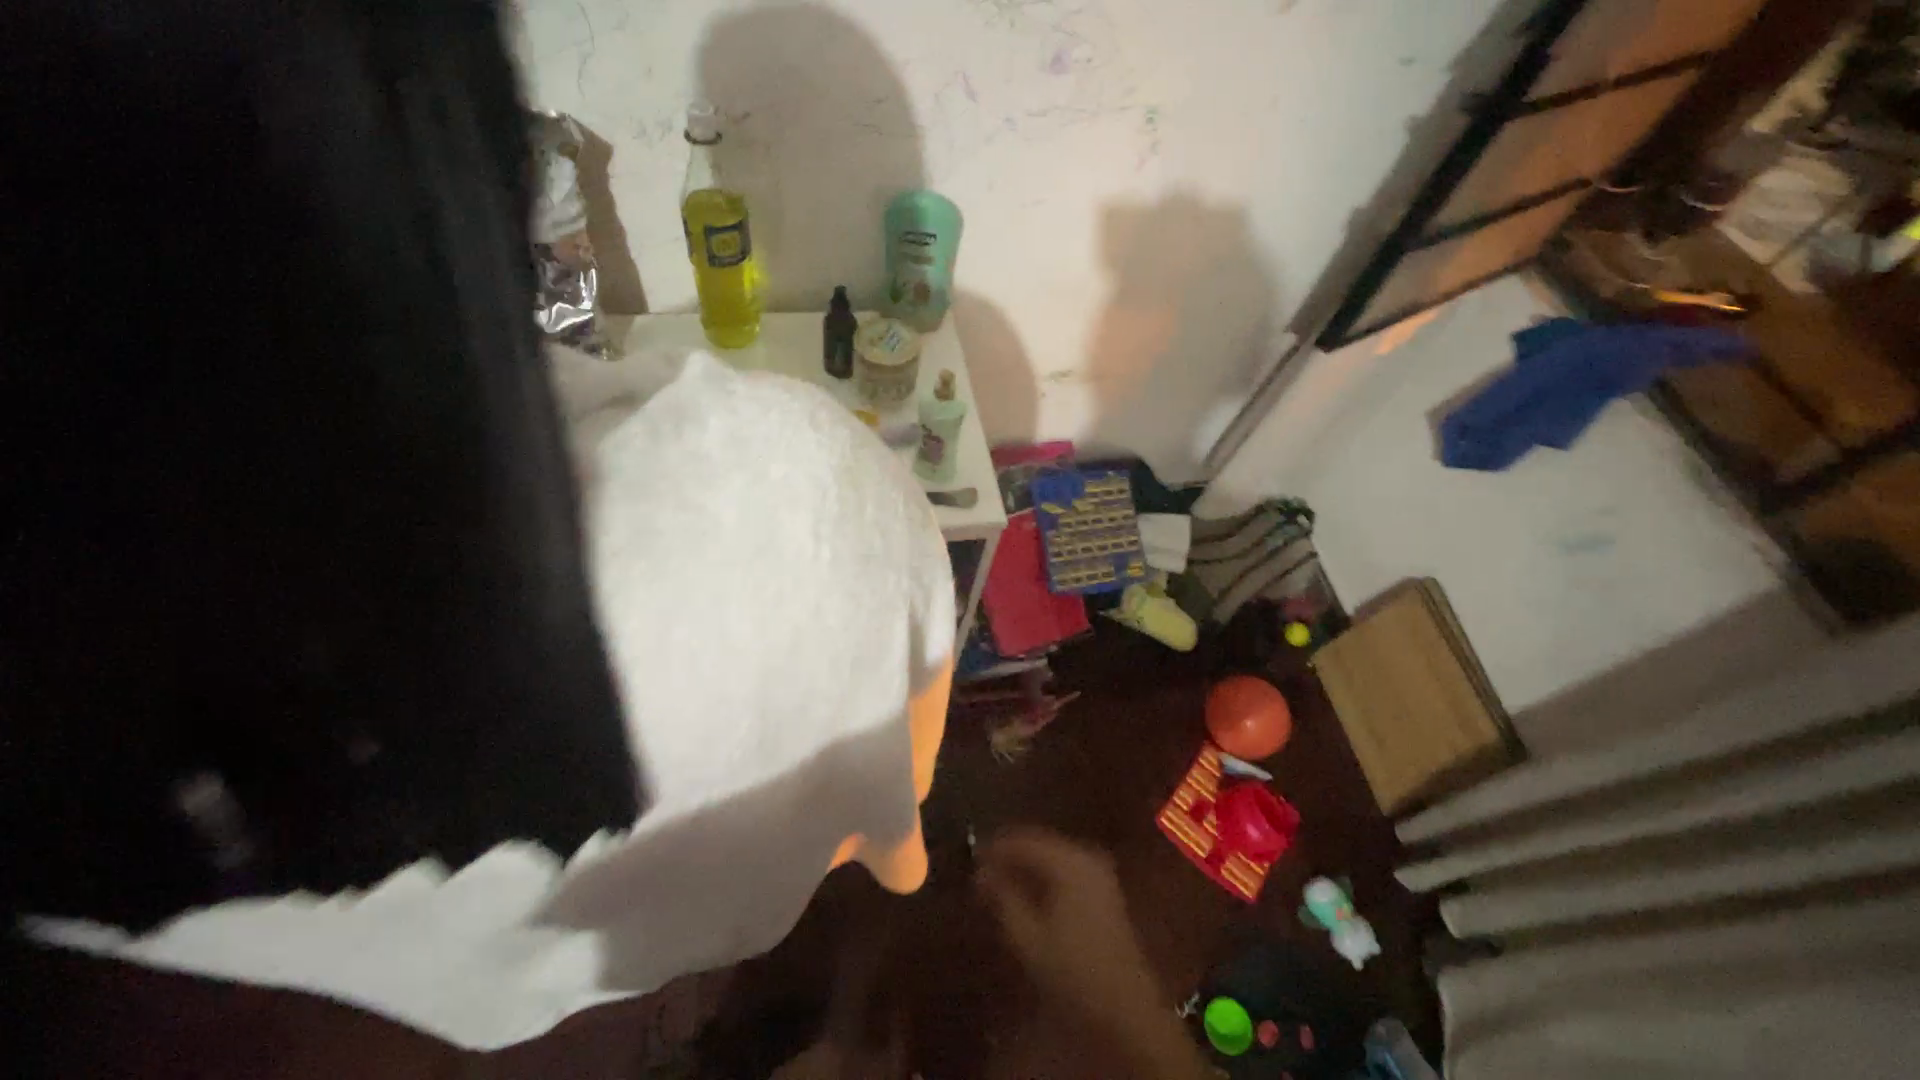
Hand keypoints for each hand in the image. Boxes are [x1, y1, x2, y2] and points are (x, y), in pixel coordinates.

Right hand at [974, 829, 1164, 1027]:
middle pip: (1040, 846)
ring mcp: (1101, 876)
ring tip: (999, 887)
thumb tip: (981, 872)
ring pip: (1053, 860)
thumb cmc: (1072, 971)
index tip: (971, 860)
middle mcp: (1087, 859)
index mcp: (1070, 863)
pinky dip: (1044, 880)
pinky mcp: (1105, 894)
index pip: (1023, 841)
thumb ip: (1003, 897)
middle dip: (1010, 858)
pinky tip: (1027, 898)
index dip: (995, 849)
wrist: (1124, 1009)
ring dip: (1026, 870)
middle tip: (982, 875)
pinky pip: (1066, 873)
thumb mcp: (1027, 937)